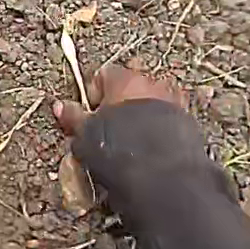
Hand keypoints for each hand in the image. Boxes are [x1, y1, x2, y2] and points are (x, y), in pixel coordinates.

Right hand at [52, 63, 186, 137]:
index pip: (103, 75)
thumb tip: (59, 106)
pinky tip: (150, 150)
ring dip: (140, 116)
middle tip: (109, 129)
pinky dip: (158, 129)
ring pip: (150, 103)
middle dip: (119, 104)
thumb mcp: (86, 134)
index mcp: (124, 79)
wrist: (163, 174)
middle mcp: (151, 83)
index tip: (89, 116)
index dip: (92, 95)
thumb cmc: (118, 147)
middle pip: (129, 87)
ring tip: (131, 142)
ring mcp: (173, 101)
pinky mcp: (189, 122)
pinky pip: (167, 120)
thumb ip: (74, 117)